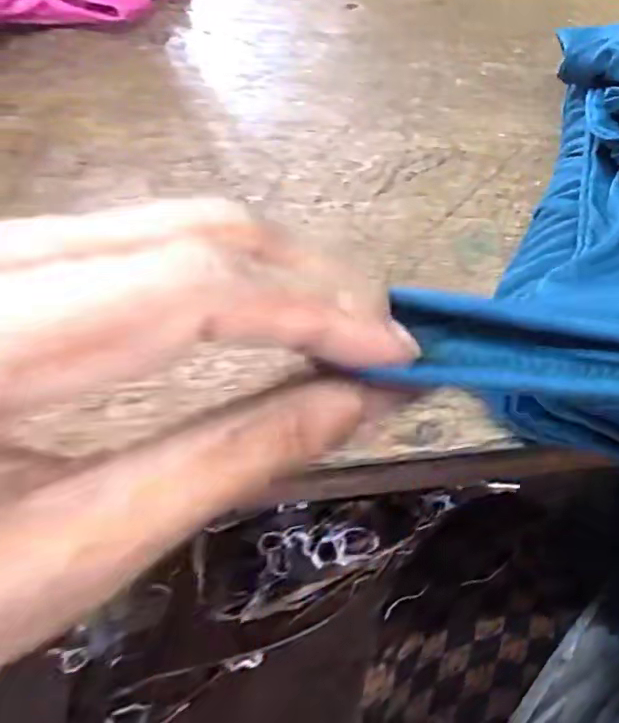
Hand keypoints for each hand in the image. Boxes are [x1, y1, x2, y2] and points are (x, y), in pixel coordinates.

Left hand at [0, 199, 419, 663]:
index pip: (185, 289)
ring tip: (332, 325)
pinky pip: (126, 244)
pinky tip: (252, 316)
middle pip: (187, 229)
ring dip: (276, 270)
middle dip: (314, 277)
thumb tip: (379, 396)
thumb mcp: (54, 559)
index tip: (399, 354)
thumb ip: (236, 458)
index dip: (317, 313)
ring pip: (163, 224)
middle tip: (377, 335)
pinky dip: (221, 272)